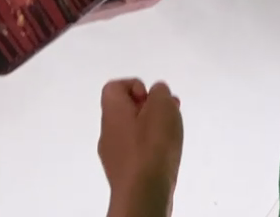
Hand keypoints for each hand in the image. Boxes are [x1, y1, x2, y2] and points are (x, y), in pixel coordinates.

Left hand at [99, 79, 183, 216]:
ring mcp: (114, 155)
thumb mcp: (162, 104)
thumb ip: (159, 91)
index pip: (114, 87)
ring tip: (172, 130)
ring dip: (152, 126)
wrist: (144, 193)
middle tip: (167, 110)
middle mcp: (107, 133)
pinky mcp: (124, 173)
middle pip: (125, 109)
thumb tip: (156, 93)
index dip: (136, 85)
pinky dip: (151, 146)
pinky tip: (166, 151)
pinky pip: (136, 150)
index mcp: (112, 112)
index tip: (151, 96)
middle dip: (149, 106)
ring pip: (133, 130)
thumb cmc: (152, 146)